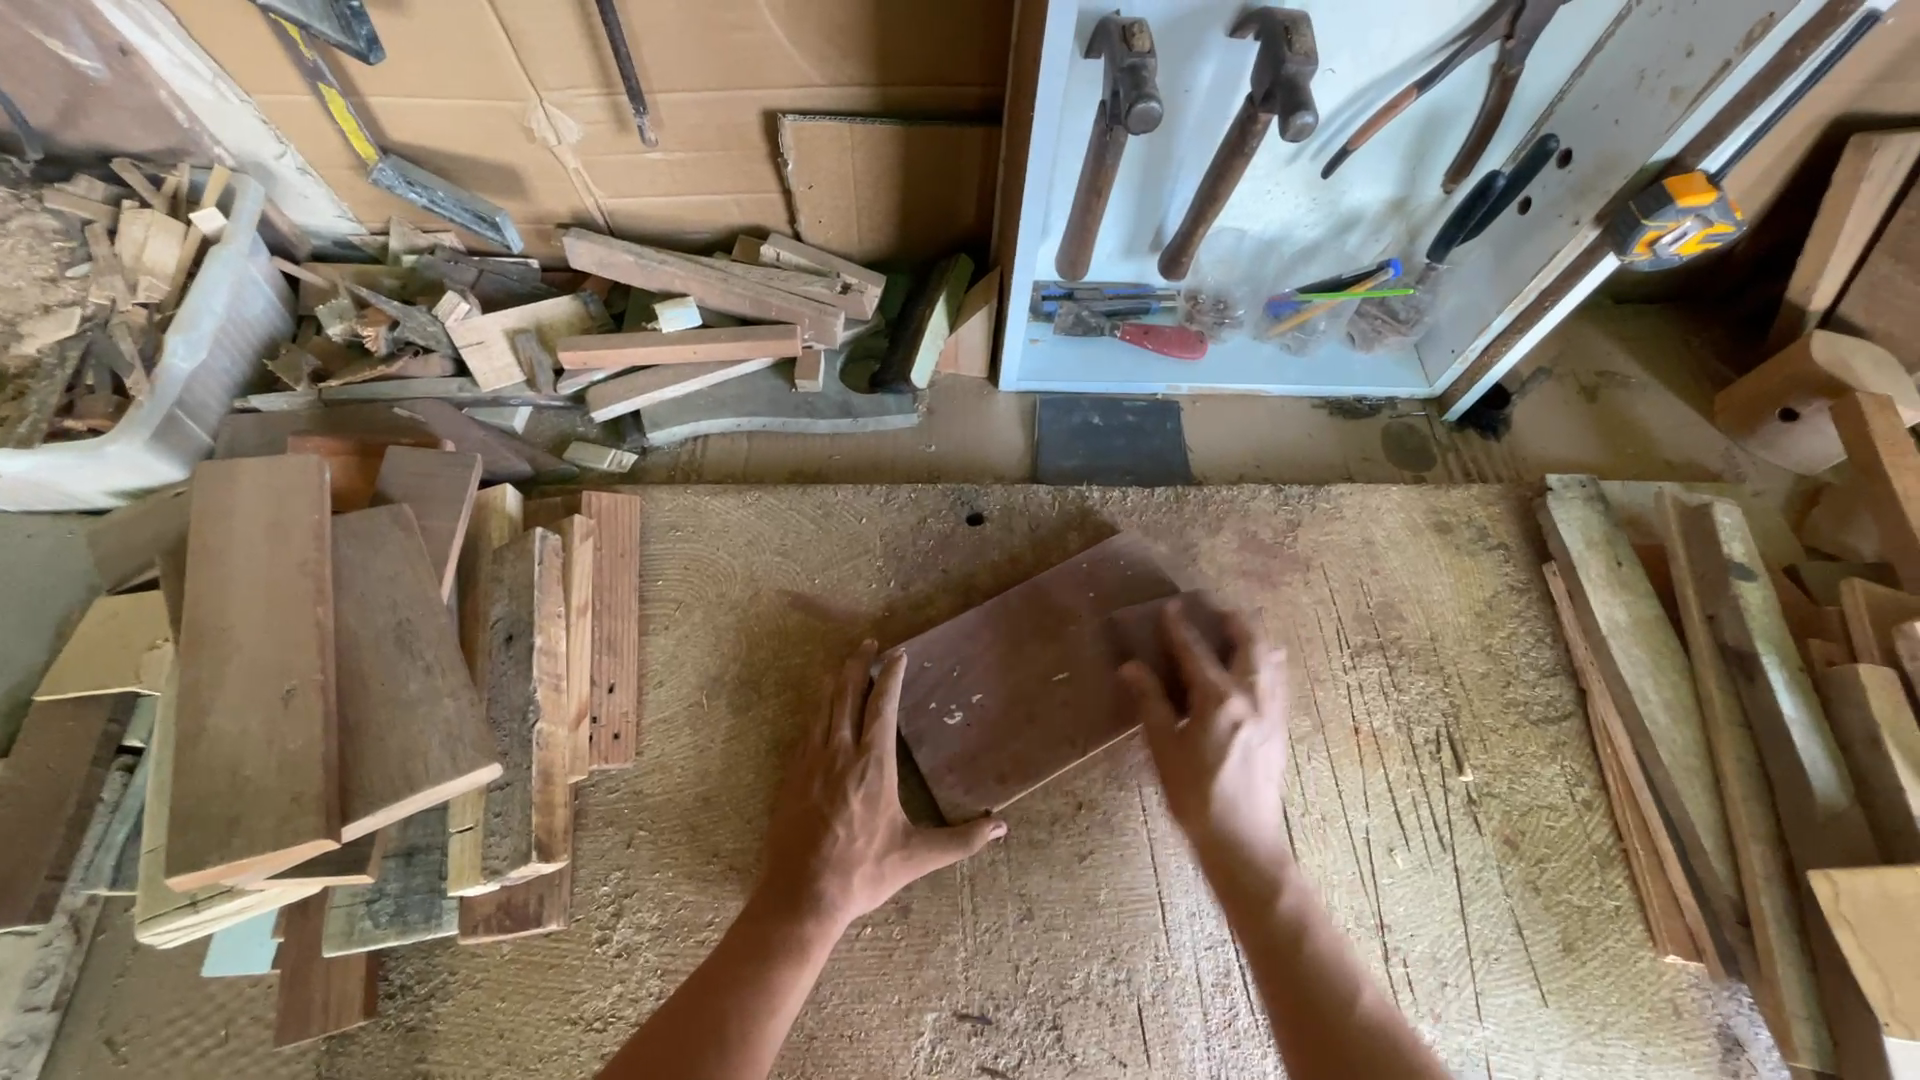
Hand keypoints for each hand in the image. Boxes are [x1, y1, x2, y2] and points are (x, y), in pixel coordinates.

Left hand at [757, 640, 1006, 929]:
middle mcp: (839, 753)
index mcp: (872, 763)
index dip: (889, 675)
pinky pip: (806, 730)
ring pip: (822, 707)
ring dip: (835, 682)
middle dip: (857, 664)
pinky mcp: (791, 777)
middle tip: (868, 644)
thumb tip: (1001, 828)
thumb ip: (961, 840)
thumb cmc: (862, 872)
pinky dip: (817, 711)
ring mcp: (810, 762)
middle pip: (845, 693)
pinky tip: (821, 714)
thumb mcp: (917, 856)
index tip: (898, 653)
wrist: (801, 894)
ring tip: (843, 667)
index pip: (881, 704)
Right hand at [1119, 602, 1291, 876]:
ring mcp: (1273, 711)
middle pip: (1250, 641)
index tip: (1169, 607)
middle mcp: (1253, 696)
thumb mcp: (1163, 749)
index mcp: (1218, 699)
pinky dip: (1265, 661)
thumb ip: (1150, 702)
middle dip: (1231, 620)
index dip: (1179, 626)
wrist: (1242, 839)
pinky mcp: (1282, 727)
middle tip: (1212, 613)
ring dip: (1253, 638)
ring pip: (1272, 658)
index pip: (1196, 650)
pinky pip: (1278, 679)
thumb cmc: (1195, 795)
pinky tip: (1249, 671)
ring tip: (1233, 634)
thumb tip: (1131, 668)